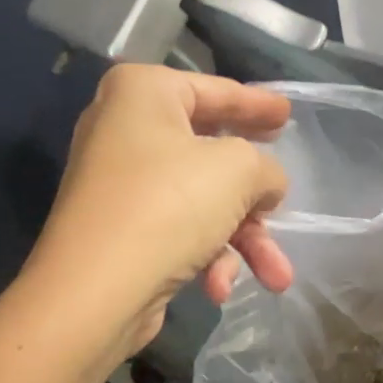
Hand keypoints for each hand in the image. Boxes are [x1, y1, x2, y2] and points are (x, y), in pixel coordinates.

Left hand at [28, 65, 294, 353]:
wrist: (95, 291)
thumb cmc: (169, 205)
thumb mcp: (238, 170)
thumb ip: (265, 167)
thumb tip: (266, 185)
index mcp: (142, 93)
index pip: (214, 91)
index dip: (255, 103)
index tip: (287, 113)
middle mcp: (123, 130)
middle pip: (209, 153)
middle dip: (255, 196)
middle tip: (283, 196)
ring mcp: (118, 184)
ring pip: (200, 202)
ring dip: (241, 239)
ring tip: (278, 278)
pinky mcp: (118, 231)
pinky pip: (176, 231)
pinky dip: (204, 256)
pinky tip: (217, 288)